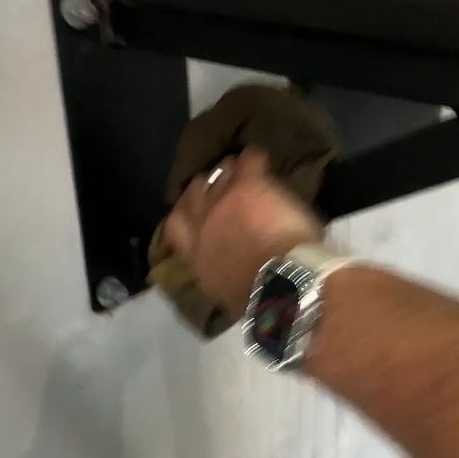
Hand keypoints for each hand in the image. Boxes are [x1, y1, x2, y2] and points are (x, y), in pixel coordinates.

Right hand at [162, 147, 322, 310]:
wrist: (285, 283)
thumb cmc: (263, 298)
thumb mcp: (226, 294)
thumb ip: (216, 275)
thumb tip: (221, 272)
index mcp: (195, 256)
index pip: (174, 226)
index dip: (185, 214)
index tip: (198, 213)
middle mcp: (202, 223)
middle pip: (194, 192)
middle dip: (207, 189)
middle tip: (224, 190)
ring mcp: (222, 200)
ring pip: (219, 173)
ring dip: (230, 174)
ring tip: (244, 175)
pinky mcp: (247, 185)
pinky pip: (248, 160)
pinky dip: (253, 159)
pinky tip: (260, 160)